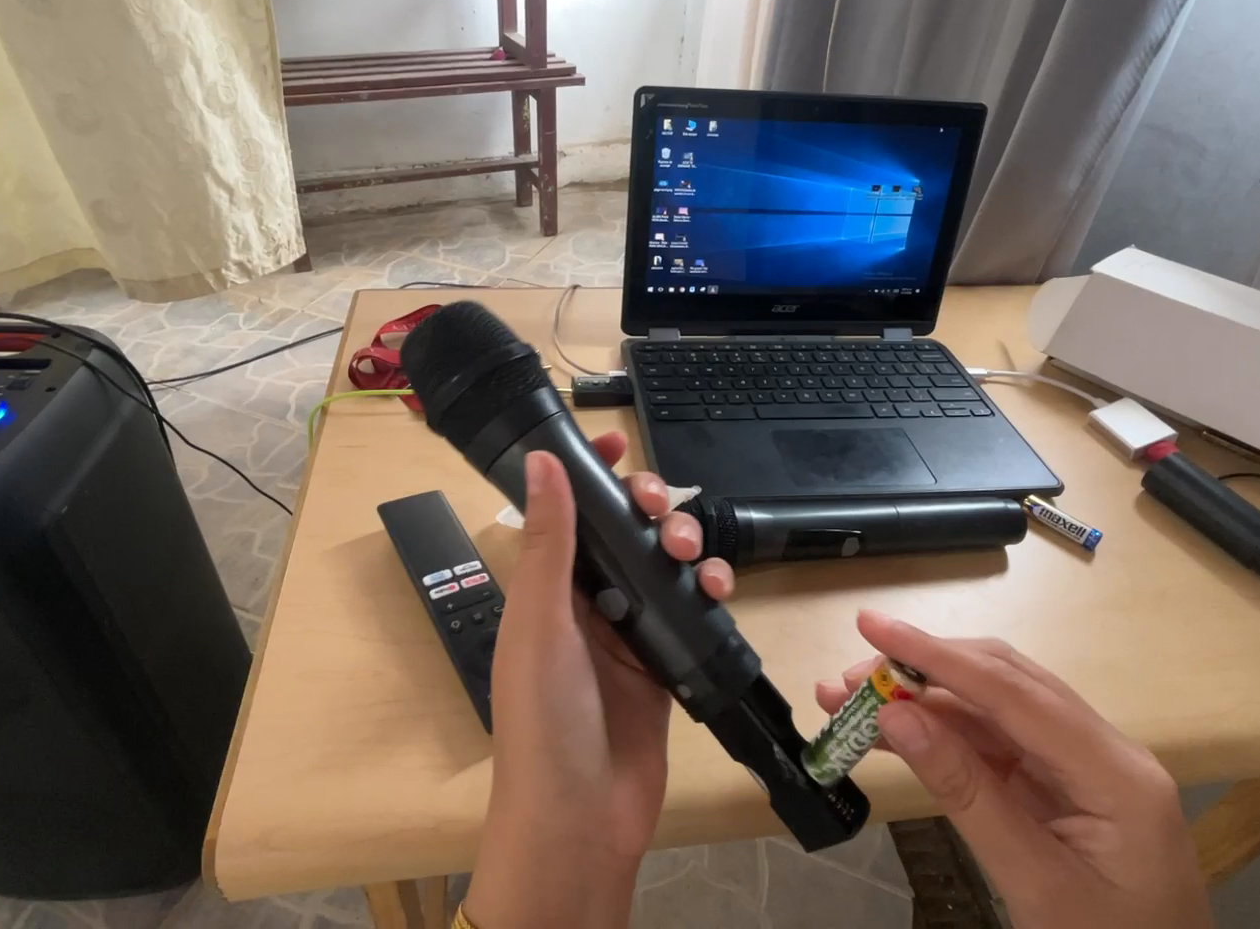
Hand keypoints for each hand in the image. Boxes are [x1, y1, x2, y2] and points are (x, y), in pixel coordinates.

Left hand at [463, 434, 734, 928]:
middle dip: (649, 508)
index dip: (591, 474)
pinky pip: (690, 607)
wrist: (582, 817)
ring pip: (663, 564)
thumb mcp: (542, 622)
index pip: (568, 513)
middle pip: (624, 532)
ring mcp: (628, 630)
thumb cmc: (547, 716)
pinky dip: (707, 588)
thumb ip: (549, 542)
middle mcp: (586, 601)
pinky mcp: (665, 658)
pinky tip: (717, 586)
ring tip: (692, 552)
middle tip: (664, 508)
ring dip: (683, 543)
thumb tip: (542, 461)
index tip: (619, 443)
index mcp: (546, 587)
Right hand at [818, 611, 1210, 928]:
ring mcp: (1076, 765)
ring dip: (918, 700)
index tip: (870, 626)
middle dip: (918, 671)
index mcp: (1114, 772)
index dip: (935, 654)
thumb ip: (965, 792)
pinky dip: (934, 732)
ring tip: (848, 704)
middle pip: (999, 682)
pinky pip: (986, 740)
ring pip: (986, 706)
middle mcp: (1099, 750)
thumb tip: (894, 713)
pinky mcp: (1053, 782)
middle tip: (847, 682)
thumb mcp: (1035, 884)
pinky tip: (888, 733)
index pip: (1012, 691)